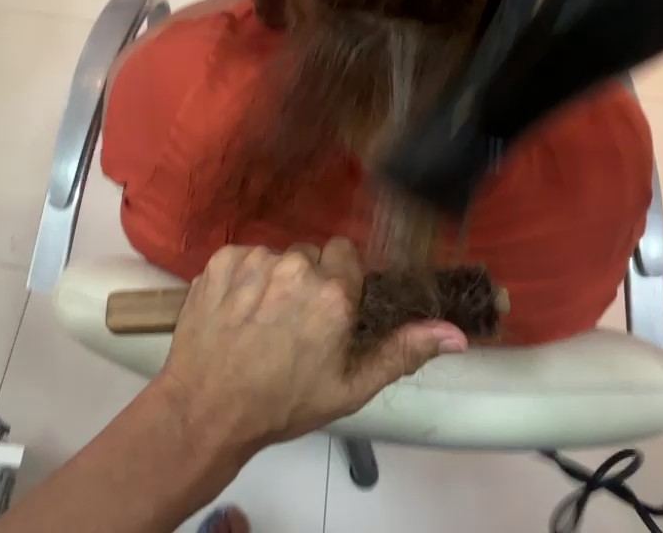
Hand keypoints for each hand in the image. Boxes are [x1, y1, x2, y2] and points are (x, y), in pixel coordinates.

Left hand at [150, 239, 465, 458]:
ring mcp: (254, 260)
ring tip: (260, 321)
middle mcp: (295, 266)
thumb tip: (455, 334)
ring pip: (276, 257)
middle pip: (310, 256)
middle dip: (307, 280)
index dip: (339, 281)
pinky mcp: (220, 260)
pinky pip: (243, 257)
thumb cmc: (283, 403)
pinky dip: (241, 278)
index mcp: (333, 293)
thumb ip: (403, 351)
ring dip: (273, 279)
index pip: (346, 254)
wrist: (206, 408)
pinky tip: (235, 310)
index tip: (328, 309)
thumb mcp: (350, 387)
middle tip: (294, 322)